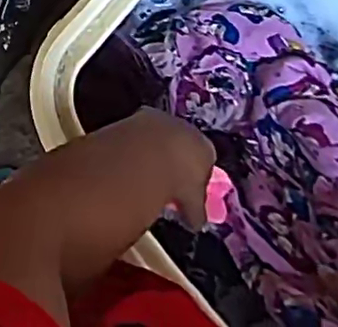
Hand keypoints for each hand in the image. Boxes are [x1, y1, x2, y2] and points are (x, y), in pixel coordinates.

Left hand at [120, 108, 215, 228]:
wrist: (147, 153)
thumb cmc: (179, 181)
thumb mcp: (193, 204)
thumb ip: (196, 212)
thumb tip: (194, 222)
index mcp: (204, 147)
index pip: (205, 162)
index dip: (196, 178)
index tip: (187, 193)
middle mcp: (185, 128)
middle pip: (183, 146)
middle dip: (175, 163)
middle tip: (166, 182)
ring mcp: (161, 118)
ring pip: (161, 138)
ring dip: (155, 152)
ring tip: (146, 173)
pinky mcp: (138, 115)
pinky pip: (142, 133)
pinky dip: (138, 145)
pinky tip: (132, 161)